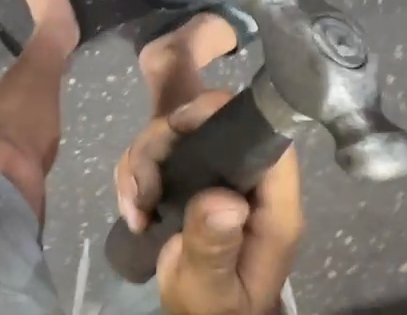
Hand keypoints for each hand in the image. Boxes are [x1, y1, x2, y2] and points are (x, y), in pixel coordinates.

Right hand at [115, 91, 303, 314]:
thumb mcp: (209, 291)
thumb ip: (213, 247)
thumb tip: (226, 200)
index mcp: (271, 210)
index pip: (267, 139)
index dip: (226, 115)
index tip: (179, 124)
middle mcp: (248, 186)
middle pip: (207, 126)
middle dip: (161, 145)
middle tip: (141, 189)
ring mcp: (218, 181)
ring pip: (175, 137)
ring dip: (142, 163)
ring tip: (135, 208)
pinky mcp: (192, 184)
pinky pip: (157, 156)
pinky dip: (136, 175)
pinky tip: (134, 210)